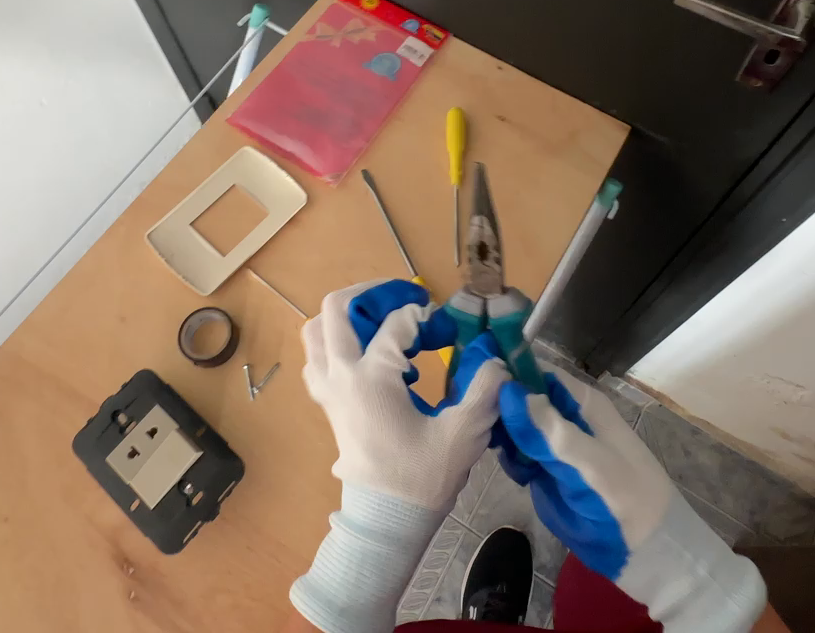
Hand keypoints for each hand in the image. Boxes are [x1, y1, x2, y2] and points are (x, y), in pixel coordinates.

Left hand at [290, 279, 506, 632]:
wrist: (386, 521)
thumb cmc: (422, 477)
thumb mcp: (463, 433)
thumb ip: (484, 390)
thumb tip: (497, 360)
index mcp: (372, 377)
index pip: (398, 323)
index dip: (426, 316)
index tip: (447, 327)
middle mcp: (342, 374)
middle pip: (337, 309)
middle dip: (372, 292)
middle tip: (403, 297)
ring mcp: (328, 387)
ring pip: (317, 330)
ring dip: (346, 316)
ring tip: (380, 320)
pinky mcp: (326, 401)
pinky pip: (317, 355)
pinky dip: (337, 343)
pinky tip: (369, 354)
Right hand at [497, 371, 767, 632]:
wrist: (647, 554)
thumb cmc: (626, 499)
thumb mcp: (590, 463)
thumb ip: (549, 430)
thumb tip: (509, 390)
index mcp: (582, 404)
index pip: (539, 373)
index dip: (510, 373)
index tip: (478, 382)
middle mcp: (567, 418)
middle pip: (523, 398)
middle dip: (501, 407)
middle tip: (480, 422)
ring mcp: (556, 446)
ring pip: (517, 427)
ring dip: (504, 435)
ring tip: (496, 449)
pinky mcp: (549, 473)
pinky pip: (522, 455)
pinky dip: (512, 460)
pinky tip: (513, 472)